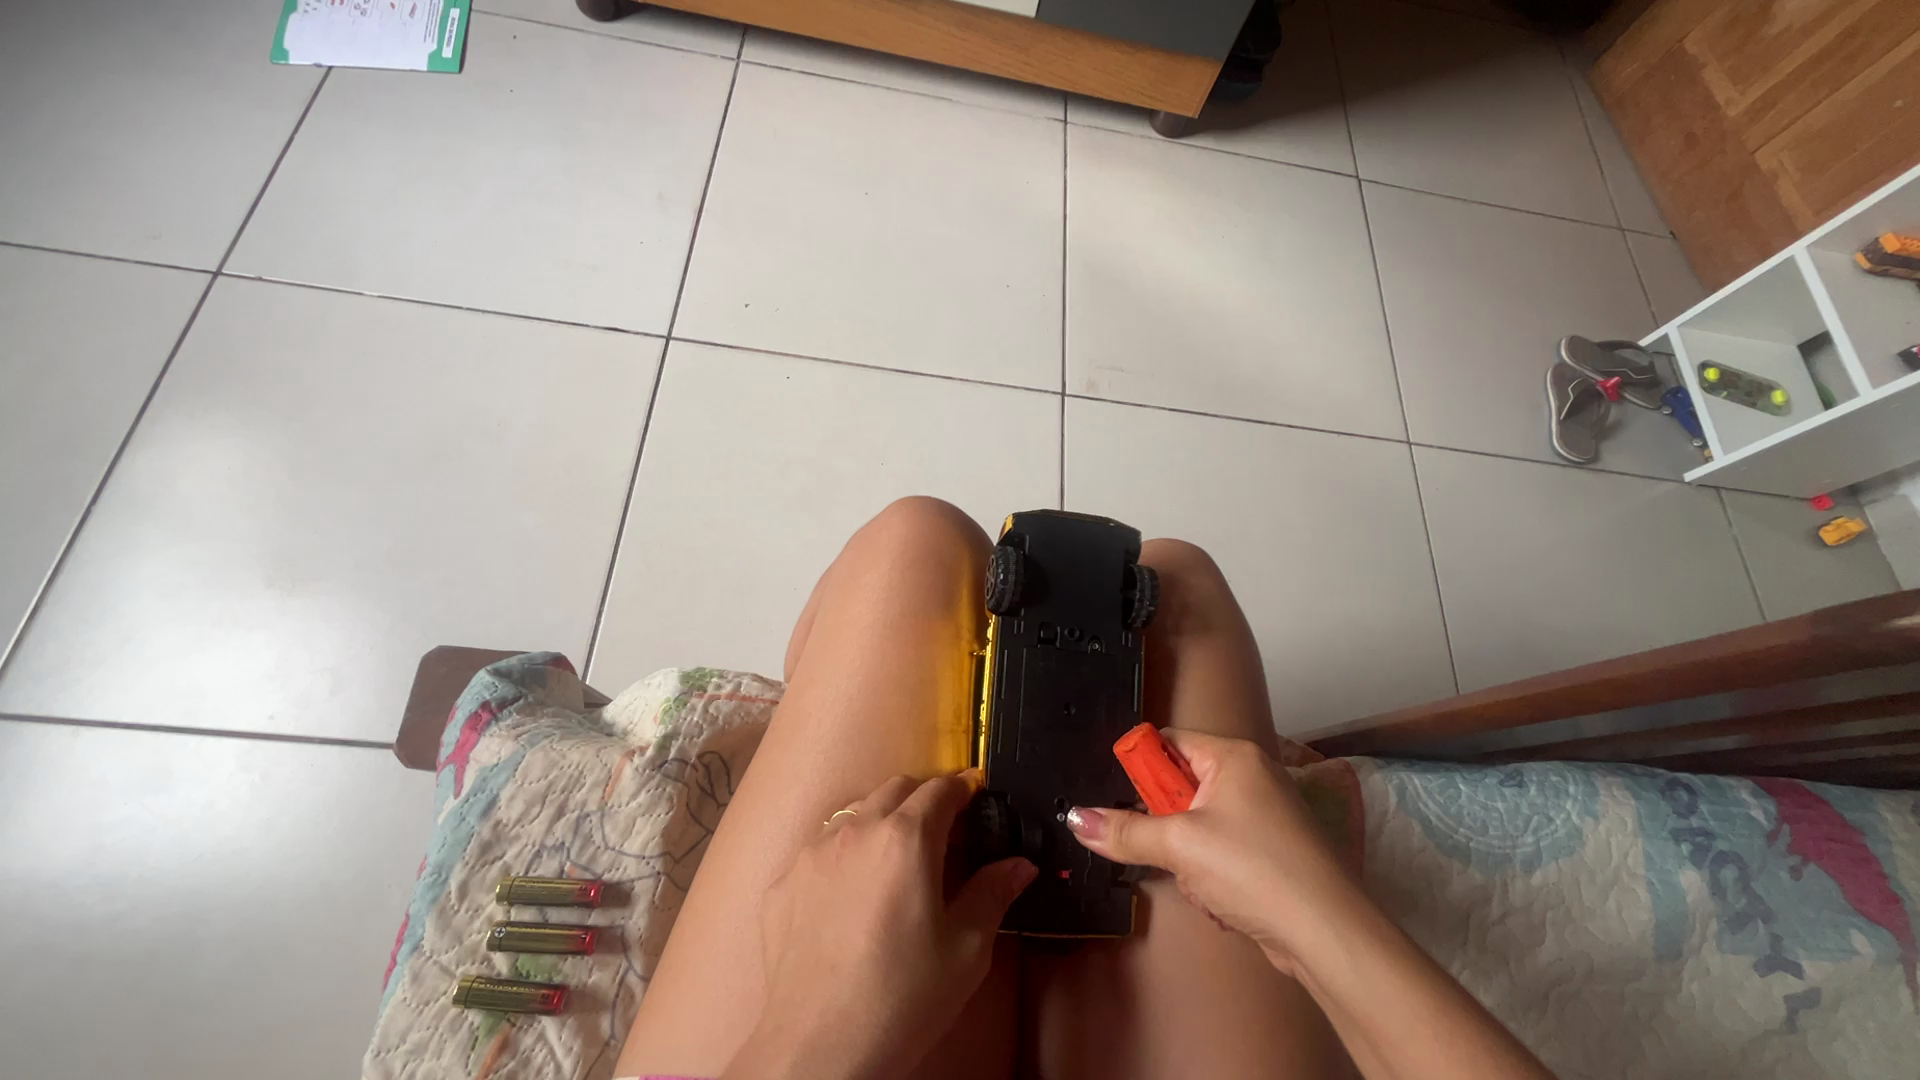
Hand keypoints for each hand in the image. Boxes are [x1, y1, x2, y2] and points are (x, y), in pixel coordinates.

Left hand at [725, 771, 1036, 1079]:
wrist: (819, 1050)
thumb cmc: (904, 998)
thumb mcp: (966, 949)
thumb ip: (993, 894)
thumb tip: (1020, 865)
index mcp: (906, 838)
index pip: (940, 789)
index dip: (963, 787)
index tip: (976, 793)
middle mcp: (856, 830)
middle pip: (896, 789)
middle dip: (923, 797)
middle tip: (943, 828)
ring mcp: (812, 853)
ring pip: (854, 812)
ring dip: (881, 818)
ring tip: (895, 857)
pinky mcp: (783, 883)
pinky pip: (819, 849)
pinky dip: (843, 853)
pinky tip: (850, 893)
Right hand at [1065, 730, 1353, 974]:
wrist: (1328, 936)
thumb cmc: (1254, 870)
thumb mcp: (1179, 846)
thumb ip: (1124, 831)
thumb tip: (1075, 818)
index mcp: (1233, 756)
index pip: (1169, 742)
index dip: (1141, 769)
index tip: (1125, 803)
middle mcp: (1251, 777)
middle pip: (1180, 788)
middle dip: (1165, 827)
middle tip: (1168, 851)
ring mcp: (1264, 817)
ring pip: (1195, 828)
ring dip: (1187, 861)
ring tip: (1202, 884)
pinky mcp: (1270, 854)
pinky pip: (1219, 853)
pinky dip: (1211, 878)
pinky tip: (1223, 902)